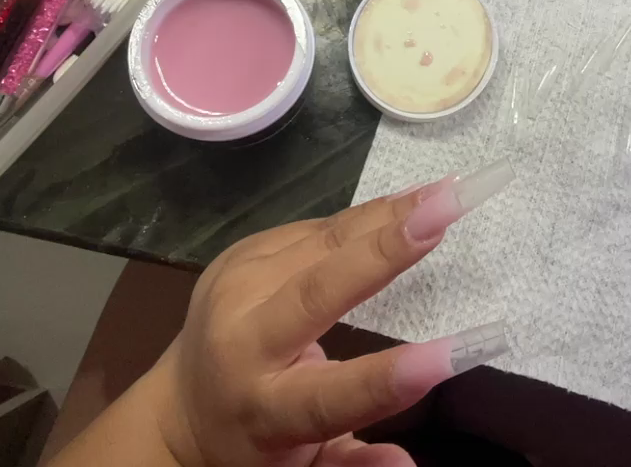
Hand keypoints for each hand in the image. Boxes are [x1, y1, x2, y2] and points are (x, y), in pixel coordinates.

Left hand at [57, 161, 515, 466]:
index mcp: (261, 408)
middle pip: (320, 290)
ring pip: (325, 240)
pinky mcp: (245, 250)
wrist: (175, 402)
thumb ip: (352, 466)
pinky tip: (412, 198)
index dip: (391, 377)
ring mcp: (239, 282)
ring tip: (448, 190)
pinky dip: (372, 213)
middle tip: (451, 207)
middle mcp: (245, 338)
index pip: (332, 396)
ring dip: (391, 213)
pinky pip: (320, 226)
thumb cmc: (250, 441)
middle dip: (389, 248)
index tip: (455, 353)